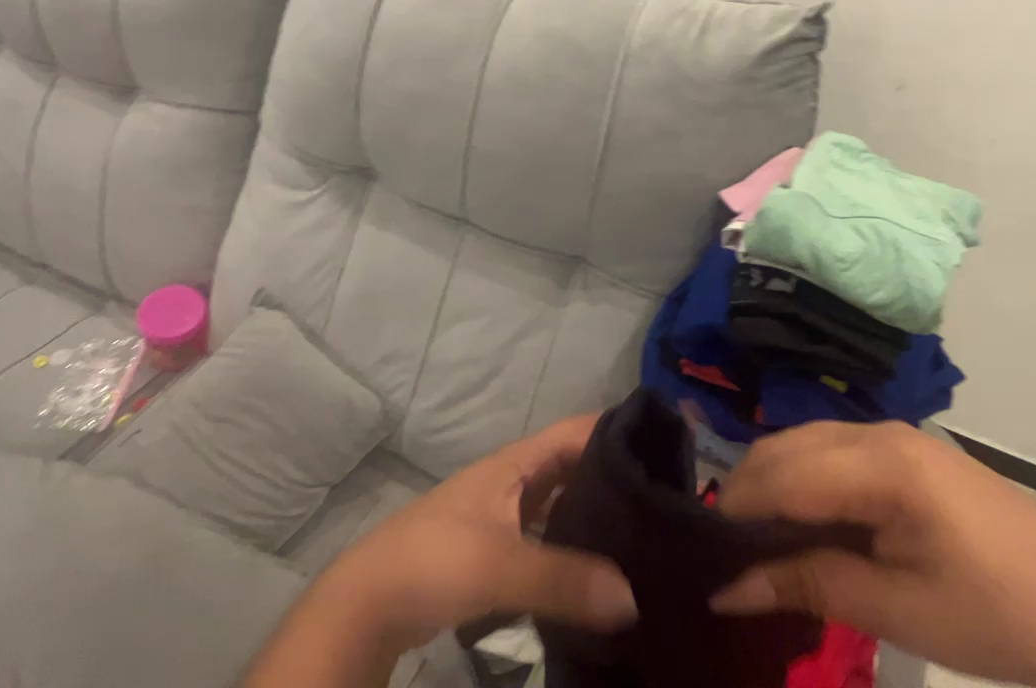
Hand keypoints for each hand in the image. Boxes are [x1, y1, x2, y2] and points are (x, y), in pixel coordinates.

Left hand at [243, 415, 635, 687]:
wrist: (367, 604)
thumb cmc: (433, 561)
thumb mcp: (501, 565)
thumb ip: (565, 579)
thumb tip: (633, 597)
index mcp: (514, 465)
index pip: (576, 432)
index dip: (618, 430)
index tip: (667, 445)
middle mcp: (512, 484)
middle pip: (572, 470)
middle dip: (616, 478)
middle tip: (668, 498)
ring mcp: (503, 520)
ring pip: (560, 509)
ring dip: (595, 519)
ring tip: (647, 538)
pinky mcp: (495, 555)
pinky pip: (548, 544)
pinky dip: (574, 553)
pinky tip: (601, 577)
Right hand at [708, 422, 1035, 687]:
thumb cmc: (998, 617)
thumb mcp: (894, 608)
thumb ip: (804, 583)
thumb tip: (723, 588)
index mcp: (881, 462)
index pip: (778, 474)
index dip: (732, 514)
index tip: (701, 559)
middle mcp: (882, 432)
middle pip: (785, 449)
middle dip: (745, 496)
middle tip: (724, 557)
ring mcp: (901, 438)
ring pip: (807, 447)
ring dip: (774, 489)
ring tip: (758, 548)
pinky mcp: (914, 456)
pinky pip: (836, 455)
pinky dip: (807, 485)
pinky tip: (806, 528)